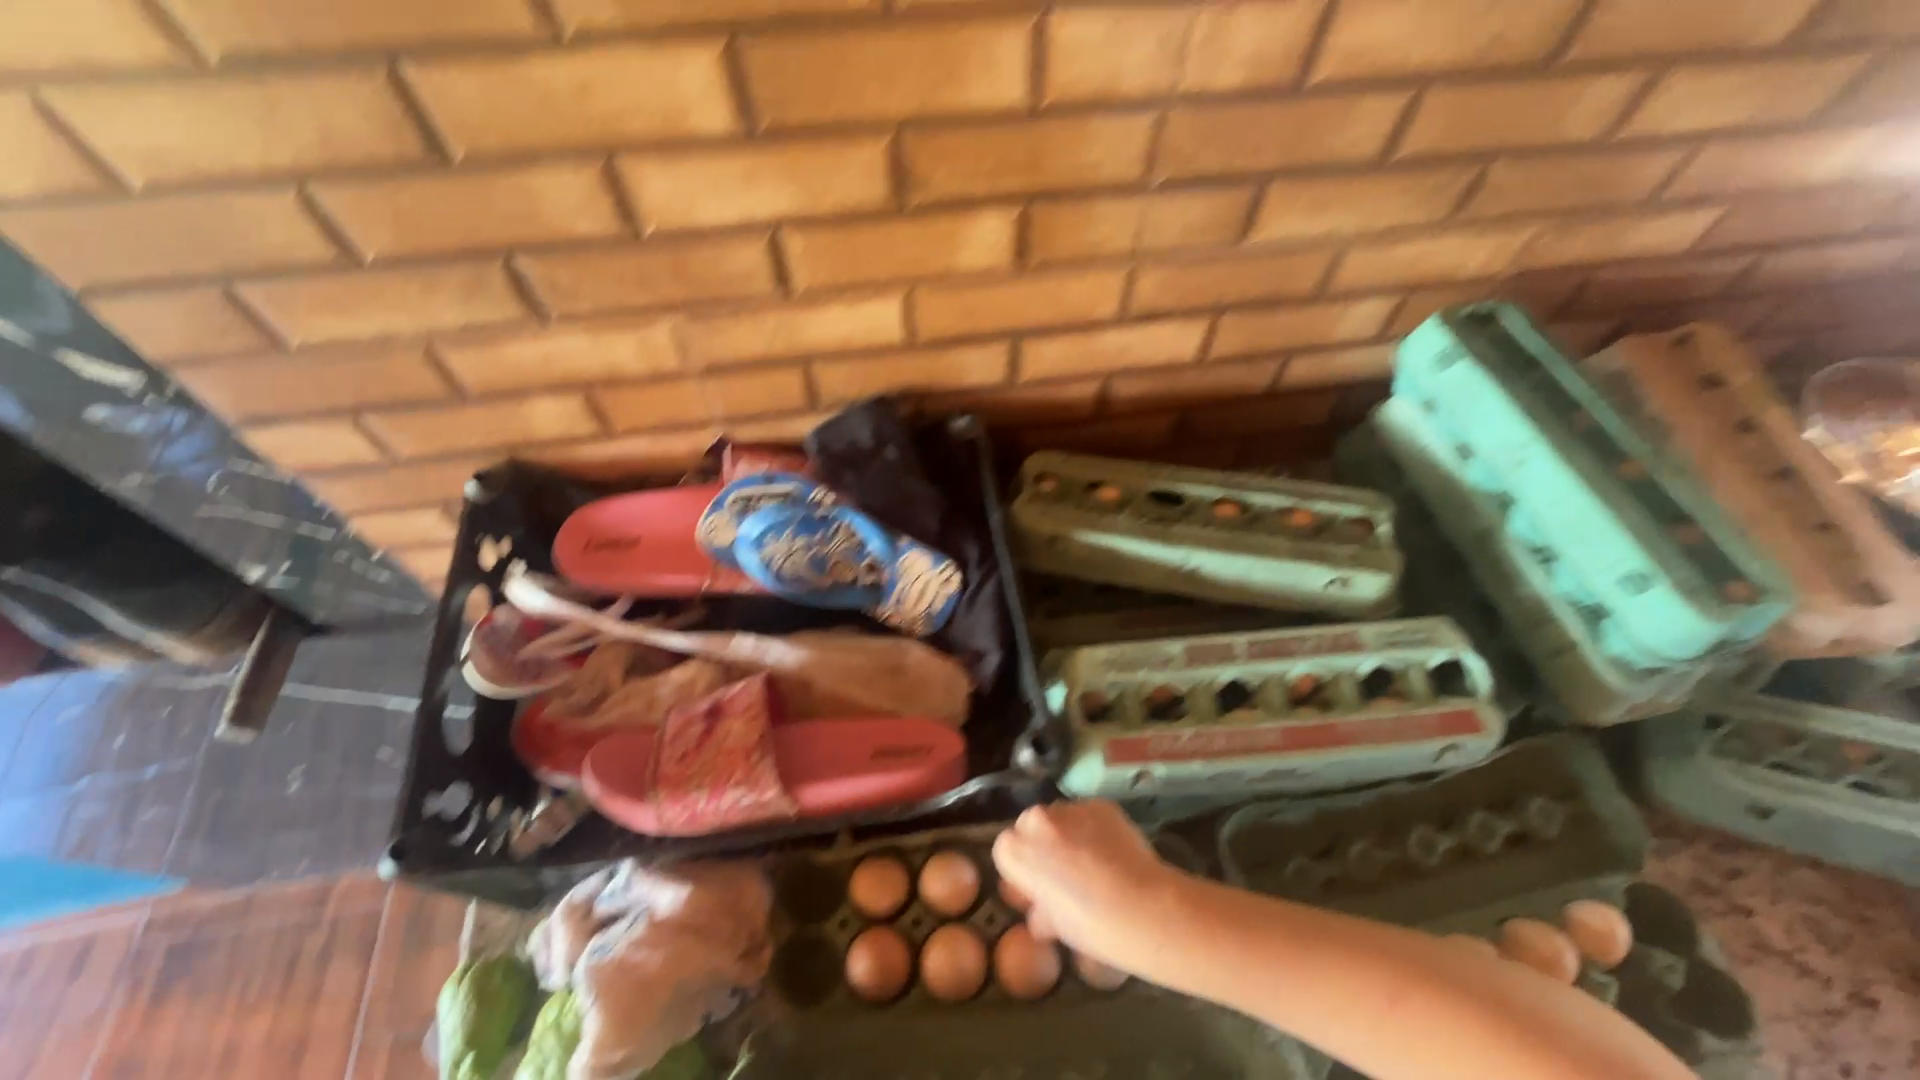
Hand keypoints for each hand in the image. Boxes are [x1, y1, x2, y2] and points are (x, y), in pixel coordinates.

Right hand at [992, 800, 1187, 972]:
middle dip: (1043, 846)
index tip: (1039, 890)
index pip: (1006, 852)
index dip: (1023, 873)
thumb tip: (1041, 911)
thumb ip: (1038, 909)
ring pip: (1061, 818)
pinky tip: (1112, 853)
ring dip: (1069, 834)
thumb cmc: (1089, 925)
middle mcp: (1036, 819)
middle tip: (1065, 874)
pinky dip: (1096, 829)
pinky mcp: (1101, 804)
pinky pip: (1089, 815)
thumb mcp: (1052, 926)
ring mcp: (1070, 807)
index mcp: (1014, 848)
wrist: (1142, 908)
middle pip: (1031, 828)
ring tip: (1093, 863)